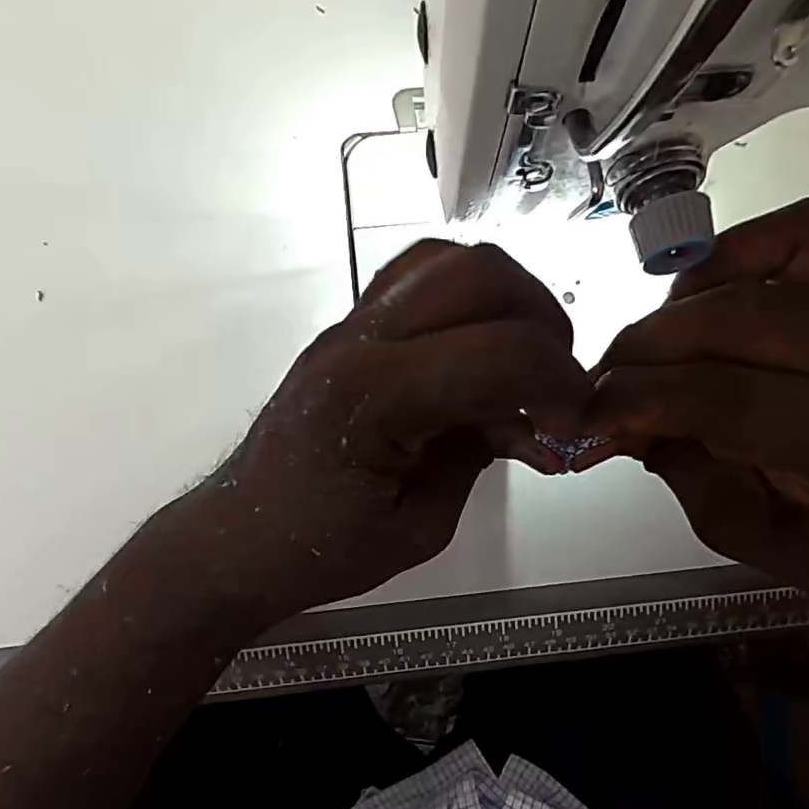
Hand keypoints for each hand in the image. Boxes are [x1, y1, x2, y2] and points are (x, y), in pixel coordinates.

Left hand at [196, 240, 591, 618]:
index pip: (500, 350)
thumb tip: (529, 417)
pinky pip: (413, 279)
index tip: (569, 423)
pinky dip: (462, 298)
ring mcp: (346, 329)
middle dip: (541, 320)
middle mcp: (356, 342)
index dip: (559, 383)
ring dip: (503, 298)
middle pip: (476, 274)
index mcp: (373, 397)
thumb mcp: (419, 525)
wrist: (239, 535)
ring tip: (519, 360)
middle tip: (551, 383)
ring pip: (444, 260)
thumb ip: (478, 454)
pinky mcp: (344, 331)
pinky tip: (474, 352)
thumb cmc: (316, 549)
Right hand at [576, 198, 808, 621]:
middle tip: (601, 384)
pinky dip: (738, 251)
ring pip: (769, 270)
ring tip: (648, 351)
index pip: (732, 398)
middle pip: (744, 320)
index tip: (581, 414)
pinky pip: (808, 234)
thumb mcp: (737, 532)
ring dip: (678, 306)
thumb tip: (601, 411)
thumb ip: (670, 460)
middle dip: (646, 348)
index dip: (639, 397)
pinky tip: (698, 294)